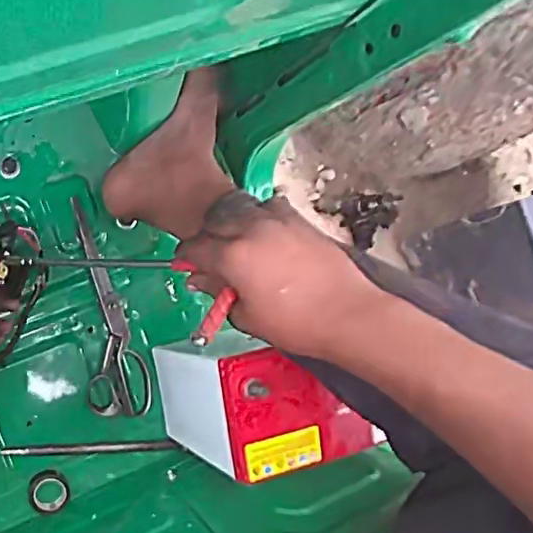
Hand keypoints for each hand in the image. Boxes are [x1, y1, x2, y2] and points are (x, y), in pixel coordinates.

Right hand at [174, 193, 397, 358]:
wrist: (348, 314)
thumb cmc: (295, 323)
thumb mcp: (246, 316)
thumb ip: (219, 293)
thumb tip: (202, 280)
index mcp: (232, 255)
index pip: (195, 247)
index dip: (185, 257)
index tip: (185, 266)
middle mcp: (252, 229)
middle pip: (216, 221)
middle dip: (208, 238)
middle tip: (210, 258)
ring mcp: (279, 221)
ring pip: (243, 209)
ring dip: (234, 223)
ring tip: (237, 244)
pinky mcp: (301, 222)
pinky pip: (271, 210)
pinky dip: (261, 219)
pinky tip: (266, 239)